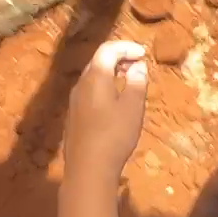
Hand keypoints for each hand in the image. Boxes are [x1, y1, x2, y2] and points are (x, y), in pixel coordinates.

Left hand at [64, 41, 148, 182]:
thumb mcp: (133, 107)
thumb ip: (137, 83)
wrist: (87, 169)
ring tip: (129, 80)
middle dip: (119, 57)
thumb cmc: (114, 135)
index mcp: (95, 78)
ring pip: (92, 77)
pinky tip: (114, 102)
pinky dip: (104, 87)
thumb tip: (138, 66)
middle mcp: (81, 85)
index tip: (143, 54)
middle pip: (98, 61)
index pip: (108, 49)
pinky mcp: (74, 117)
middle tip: (138, 64)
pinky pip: (89, 92)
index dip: (126, 47)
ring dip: (111, 73)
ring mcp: (74, 101)